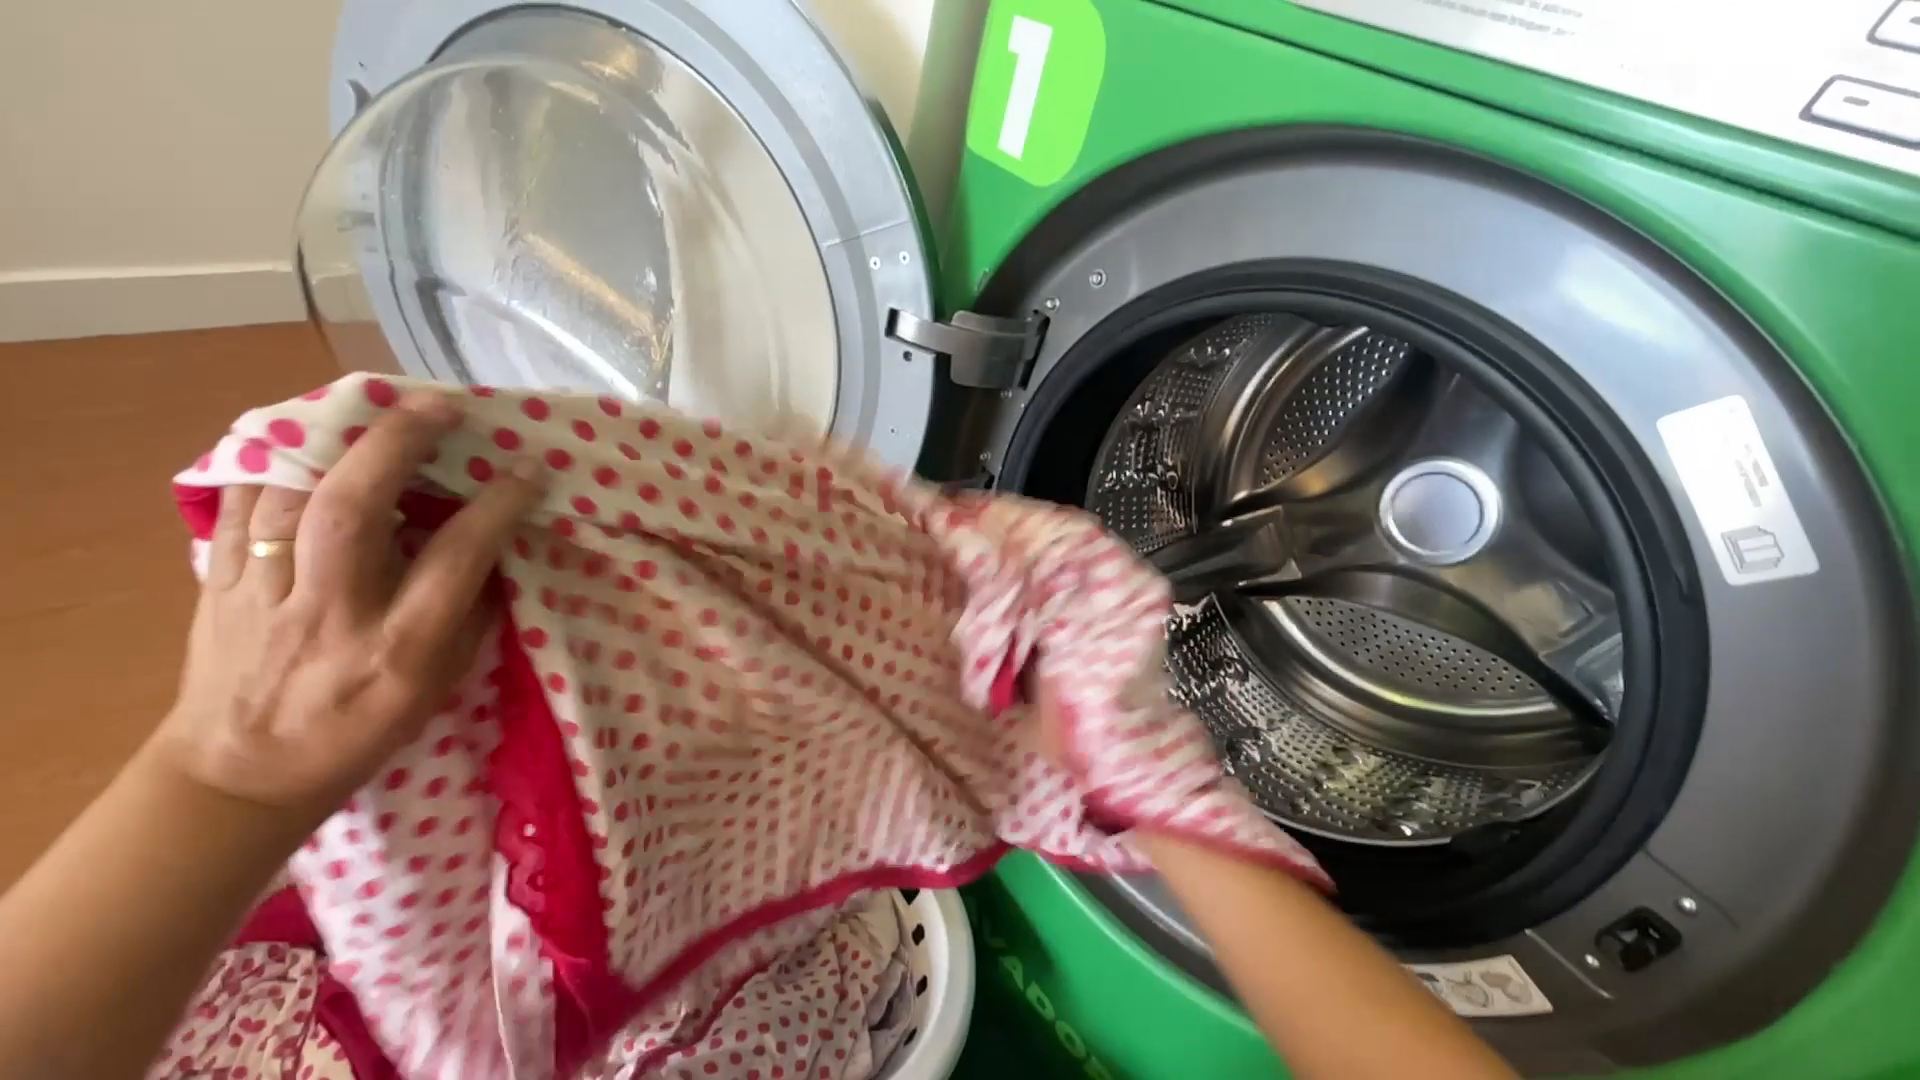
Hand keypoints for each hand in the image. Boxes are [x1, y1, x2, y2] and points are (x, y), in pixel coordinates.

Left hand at [152, 392, 545, 828]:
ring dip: (337, 440)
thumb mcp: (440, 685)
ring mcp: (265, 595)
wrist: (242, 771)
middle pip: (354, 509)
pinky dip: (275, 461)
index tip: (526, 470)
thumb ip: (466, 612)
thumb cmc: (364, 731)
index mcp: (399, 647)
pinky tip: (307, 438)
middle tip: (440, 407)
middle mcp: (331, 613)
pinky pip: (240, 505)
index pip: (456, 558)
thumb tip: (491, 543)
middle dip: (400, 444)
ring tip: (375, 407)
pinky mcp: (220, 584)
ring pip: (289, 496)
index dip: (496, 505)